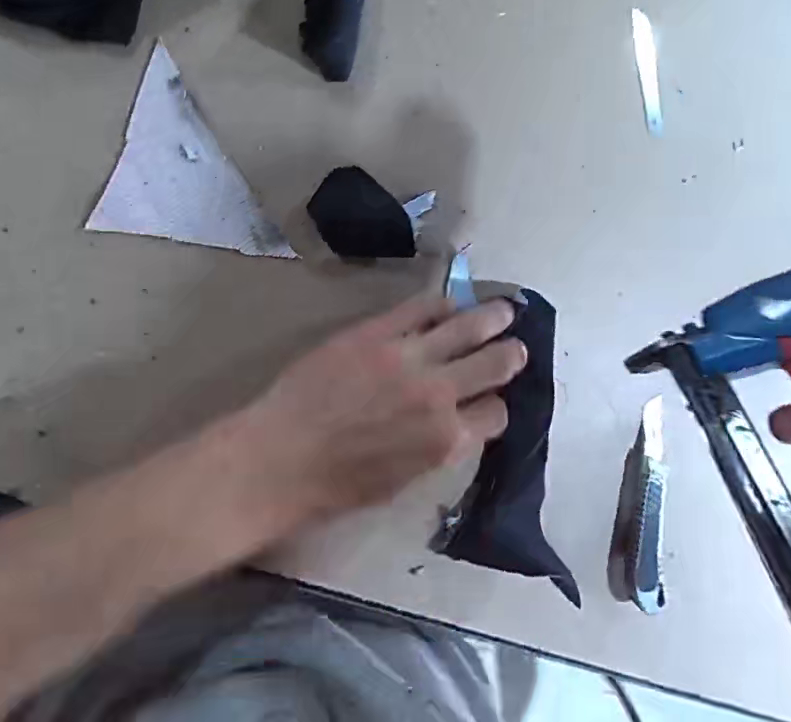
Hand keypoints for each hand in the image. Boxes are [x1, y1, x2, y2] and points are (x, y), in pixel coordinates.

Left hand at [186, 293, 525, 551]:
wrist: (274, 460)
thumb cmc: (334, 486)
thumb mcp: (402, 481)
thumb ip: (441, 447)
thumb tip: (462, 421)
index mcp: (446, 440)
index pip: (498, 413)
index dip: (499, 405)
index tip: (493, 400)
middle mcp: (439, 394)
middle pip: (496, 363)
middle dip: (512, 354)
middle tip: (516, 346)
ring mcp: (410, 357)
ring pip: (470, 325)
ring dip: (494, 316)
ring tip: (505, 309)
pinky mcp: (379, 331)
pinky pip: (423, 307)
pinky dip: (443, 304)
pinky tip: (450, 304)